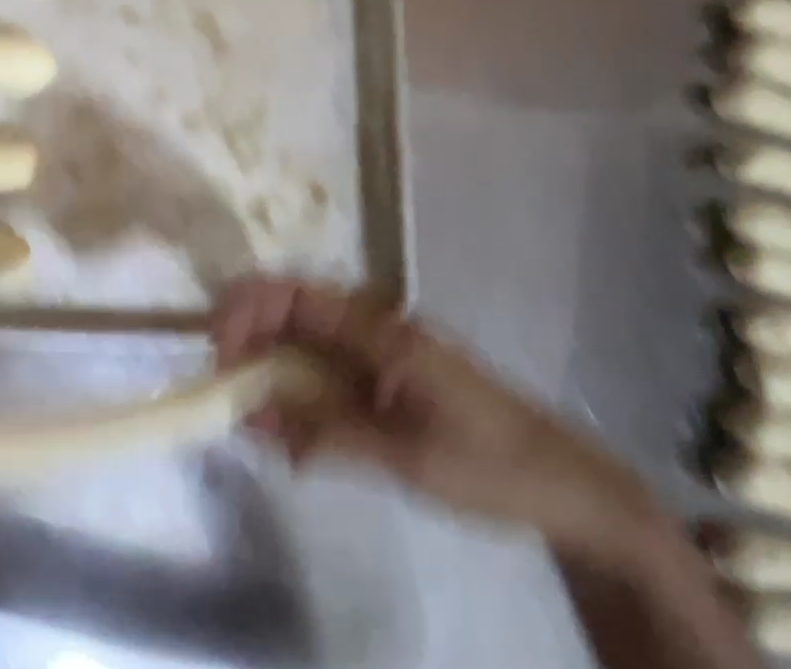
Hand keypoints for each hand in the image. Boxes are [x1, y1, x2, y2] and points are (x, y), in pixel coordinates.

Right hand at [213, 278, 661, 561]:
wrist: (576, 493)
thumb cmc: (496, 467)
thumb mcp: (407, 457)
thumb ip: (324, 432)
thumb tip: (248, 417)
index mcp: (385, 334)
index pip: (297, 296)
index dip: (245, 309)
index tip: (214, 348)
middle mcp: (376, 333)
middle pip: (291, 315)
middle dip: (246, 343)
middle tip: (221, 389)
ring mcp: (379, 358)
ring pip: (302, 347)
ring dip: (267, 376)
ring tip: (250, 421)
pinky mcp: (383, 384)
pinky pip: (322, 378)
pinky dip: (294, 399)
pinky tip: (286, 436)